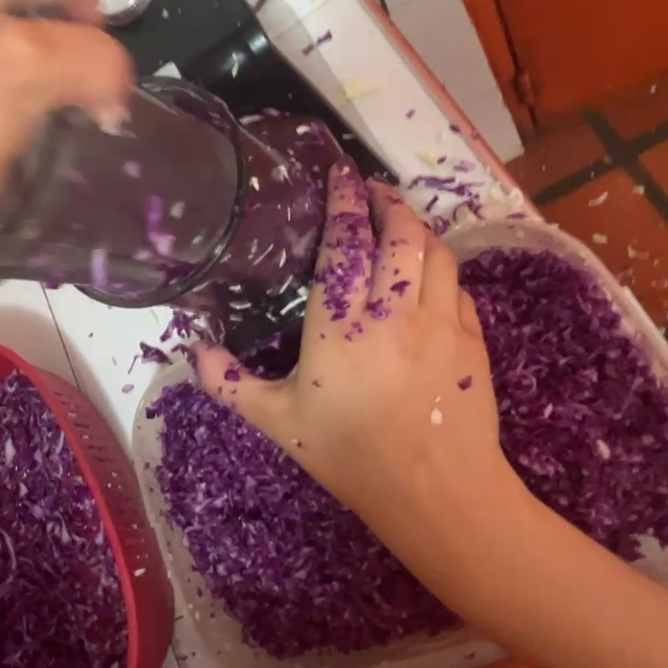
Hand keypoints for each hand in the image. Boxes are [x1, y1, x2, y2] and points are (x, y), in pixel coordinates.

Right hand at [192, 159, 526, 532]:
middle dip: (388, 201)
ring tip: (400, 223)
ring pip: (435, 252)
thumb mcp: (278, 423)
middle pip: (400, 233)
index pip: (345, 243)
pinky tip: (428, 277)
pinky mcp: (473, 341)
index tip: (340, 173)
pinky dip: (441, 270)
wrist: (438, 495)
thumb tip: (194, 352)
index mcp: (340, 324)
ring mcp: (441, 322)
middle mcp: (393, 311)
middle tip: (371, 191)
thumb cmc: (350, 455)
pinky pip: (458, 287)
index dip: (344, 201)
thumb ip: (231, 384)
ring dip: (417, 228)